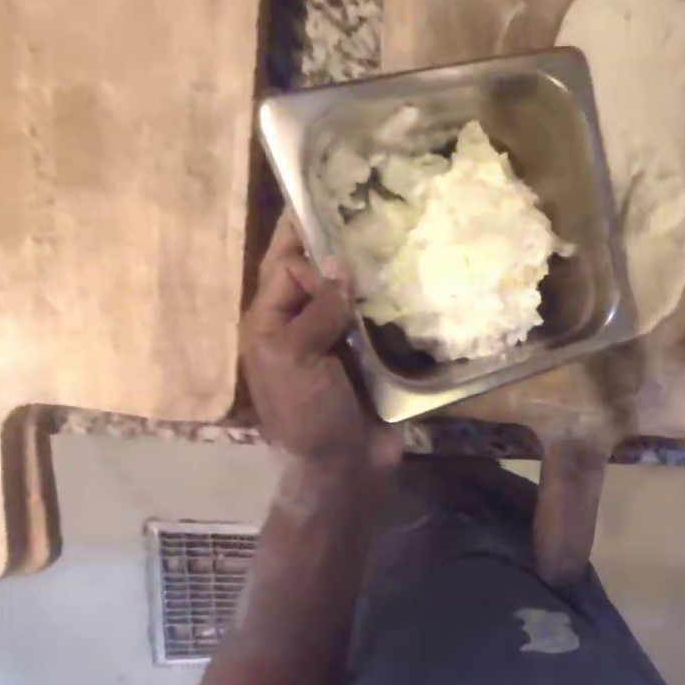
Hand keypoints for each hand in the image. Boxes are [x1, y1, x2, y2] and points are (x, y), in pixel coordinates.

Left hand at [242, 214, 400, 478]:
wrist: (342, 471)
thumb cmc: (307, 416)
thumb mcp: (293, 359)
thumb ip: (313, 311)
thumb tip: (341, 267)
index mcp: (270, 324)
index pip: (284, 266)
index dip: (307, 244)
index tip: (339, 214)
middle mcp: (303, 328)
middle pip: (318, 277)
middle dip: (340, 249)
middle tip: (373, 214)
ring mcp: (339, 346)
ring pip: (352, 298)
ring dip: (371, 277)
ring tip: (399, 244)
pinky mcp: (372, 363)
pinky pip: (380, 326)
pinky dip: (393, 309)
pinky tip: (413, 291)